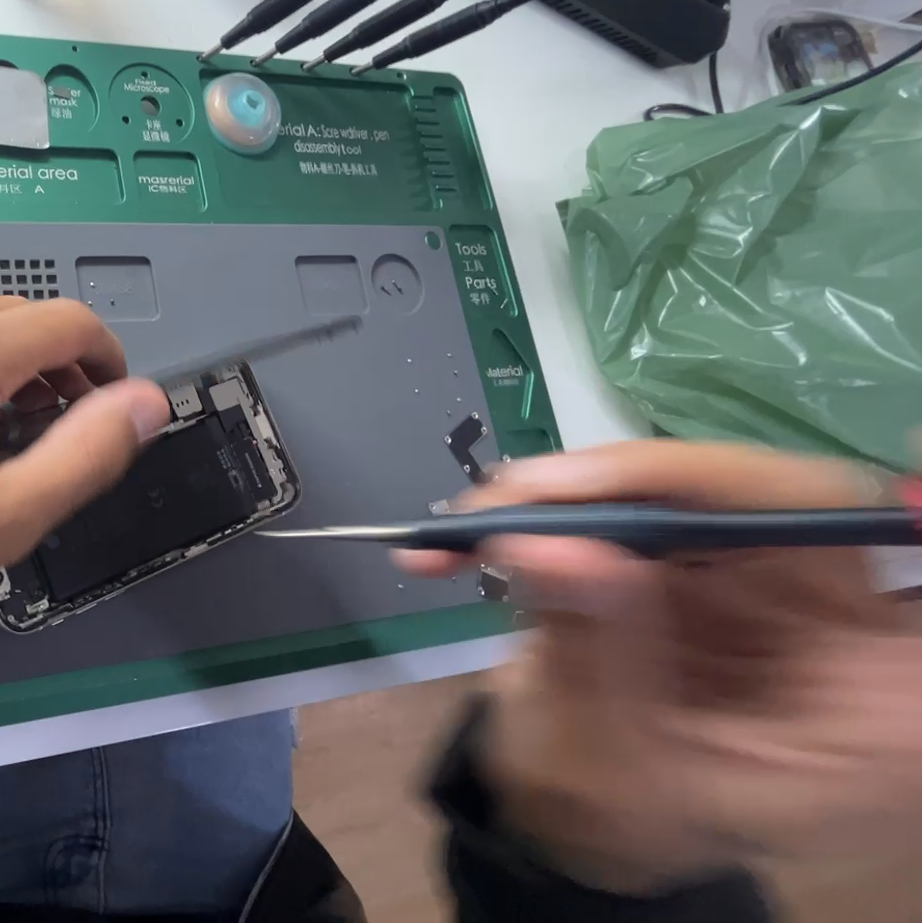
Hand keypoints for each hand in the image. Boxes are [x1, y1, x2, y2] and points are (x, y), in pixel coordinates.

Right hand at [399, 441, 921, 891]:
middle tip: (485, 509)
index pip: (810, 524)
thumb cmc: (609, 821)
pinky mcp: (661, 573)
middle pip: (716, 497)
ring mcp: (736, 587)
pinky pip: (588, 519)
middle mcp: (815, 615)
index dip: (698, 482)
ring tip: (446, 537)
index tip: (571, 487)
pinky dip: (511, 524)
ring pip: (640, 496)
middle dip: (587, 493)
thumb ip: (592, 652)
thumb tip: (552, 544)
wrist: (568, 825)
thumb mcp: (602, 756)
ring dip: (532, 506)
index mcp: (860, 679)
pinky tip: (448, 547)